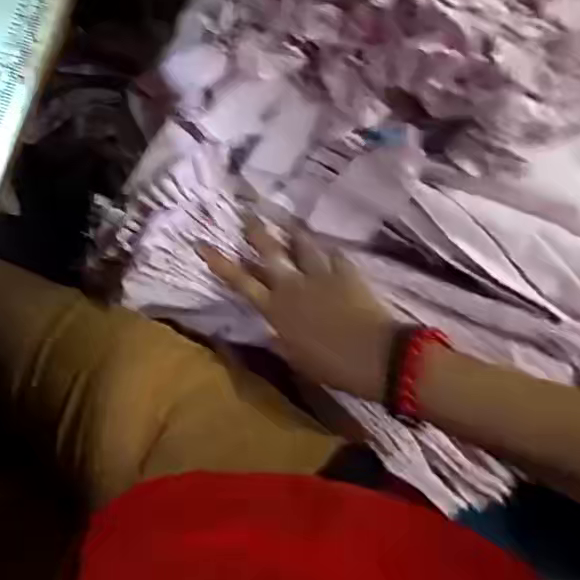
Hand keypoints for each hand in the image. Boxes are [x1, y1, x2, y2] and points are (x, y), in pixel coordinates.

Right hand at [198, 214, 397, 401]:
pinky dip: (328, 250)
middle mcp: (292, 285)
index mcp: (275, 308)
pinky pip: (334, 254)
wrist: (377, 356)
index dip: (220, 262)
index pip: (240, 281)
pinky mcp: (346, 272)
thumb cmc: (332, 367)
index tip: (202, 244)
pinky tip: (328, 246)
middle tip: (247, 212)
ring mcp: (320, 275)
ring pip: (302, 244)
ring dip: (293, 232)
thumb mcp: (296, 358)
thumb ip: (281, 339)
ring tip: (288, 221)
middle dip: (255, 230)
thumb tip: (271, 331)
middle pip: (269, 251)